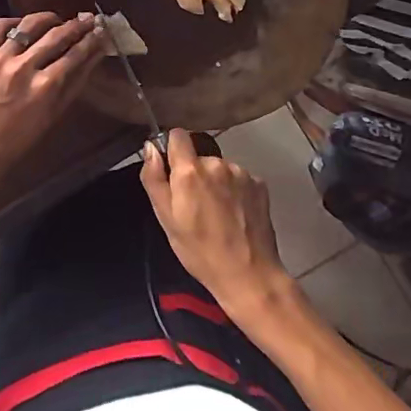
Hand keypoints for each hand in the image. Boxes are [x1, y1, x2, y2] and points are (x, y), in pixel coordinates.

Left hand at [0, 12, 108, 183]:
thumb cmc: (25, 134)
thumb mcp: (57, 111)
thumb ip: (78, 79)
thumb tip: (97, 52)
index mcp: (45, 86)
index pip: (74, 53)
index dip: (91, 39)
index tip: (100, 29)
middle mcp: (23, 67)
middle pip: (55, 35)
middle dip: (75, 25)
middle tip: (87, 19)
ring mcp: (0, 58)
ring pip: (28, 25)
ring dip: (48, 18)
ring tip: (58, 20)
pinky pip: (0, 26)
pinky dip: (16, 21)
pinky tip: (26, 25)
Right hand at [141, 127, 290, 310]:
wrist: (249, 276)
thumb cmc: (199, 250)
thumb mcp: (165, 218)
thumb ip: (153, 177)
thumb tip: (151, 148)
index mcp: (190, 170)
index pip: (178, 135)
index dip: (172, 149)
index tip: (172, 170)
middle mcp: (217, 163)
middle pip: (199, 156)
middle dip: (194, 172)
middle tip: (194, 204)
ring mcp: (241, 173)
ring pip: (219, 168)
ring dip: (215, 182)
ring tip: (217, 213)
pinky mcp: (260, 184)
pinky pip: (238, 178)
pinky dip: (234, 190)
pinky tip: (235, 214)